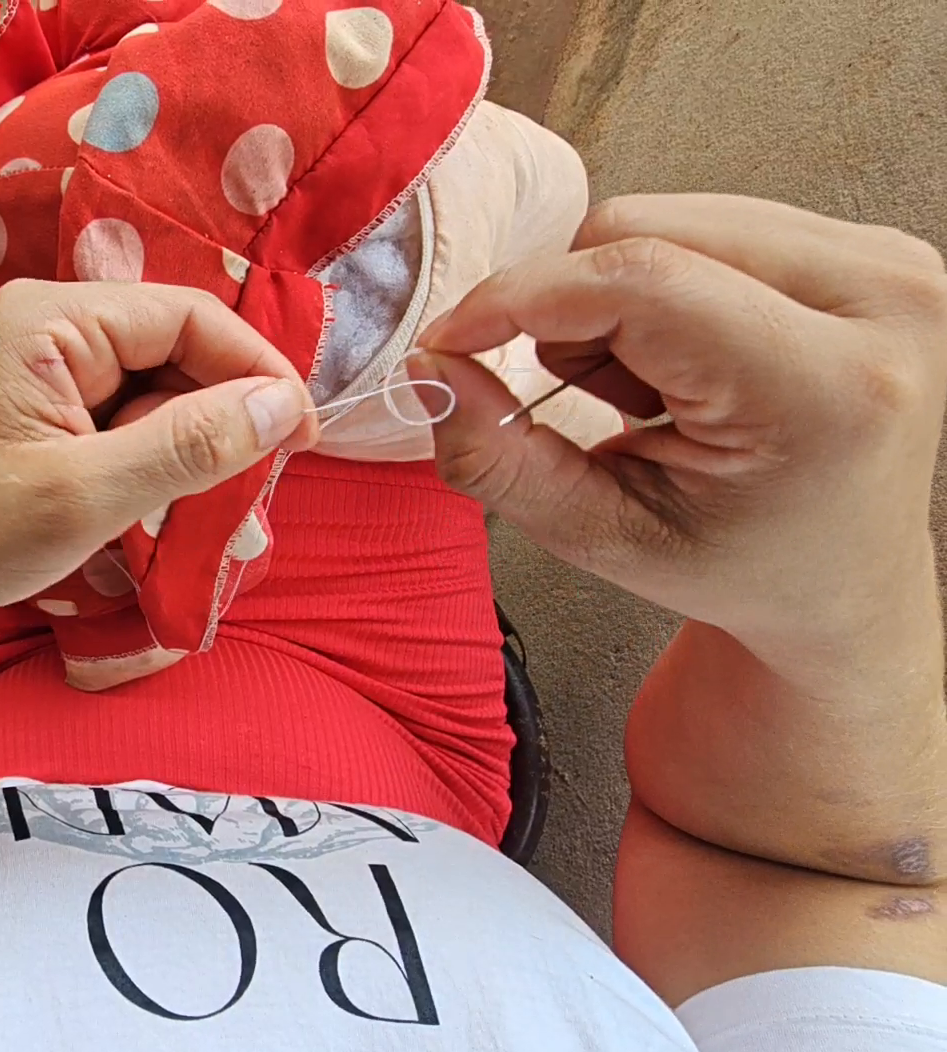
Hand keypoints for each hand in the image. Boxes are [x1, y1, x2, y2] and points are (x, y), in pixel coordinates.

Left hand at [0, 280, 317, 680]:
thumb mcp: (84, 495)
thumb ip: (185, 446)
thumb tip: (283, 406)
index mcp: (52, 321)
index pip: (185, 318)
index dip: (255, 369)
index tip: (300, 437)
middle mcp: (52, 328)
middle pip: (174, 352)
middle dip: (218, 418)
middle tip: (250, 491)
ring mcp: (48, 369)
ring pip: (155, 392)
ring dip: (187, 449)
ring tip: (204, 513)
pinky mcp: (48, 410)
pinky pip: (124, 421)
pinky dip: (153, 462)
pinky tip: (162, 507)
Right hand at [411, 194, 946, 668]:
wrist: (837, 570)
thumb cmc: (726, 562)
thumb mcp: (587, 532)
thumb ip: (492, 457)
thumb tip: (430, 369)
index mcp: (826, 388)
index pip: (639, 285)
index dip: (515, 300)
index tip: (447, 340)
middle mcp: (879, 297)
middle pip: (638, 232)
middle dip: (557, 309)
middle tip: (566, 393)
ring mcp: (880, 259)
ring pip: (655, 222)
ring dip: (595, 305)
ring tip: (628, 387)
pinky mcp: (856, 247)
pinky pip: (688, 229)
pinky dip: (634, 295)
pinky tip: (663, 362)